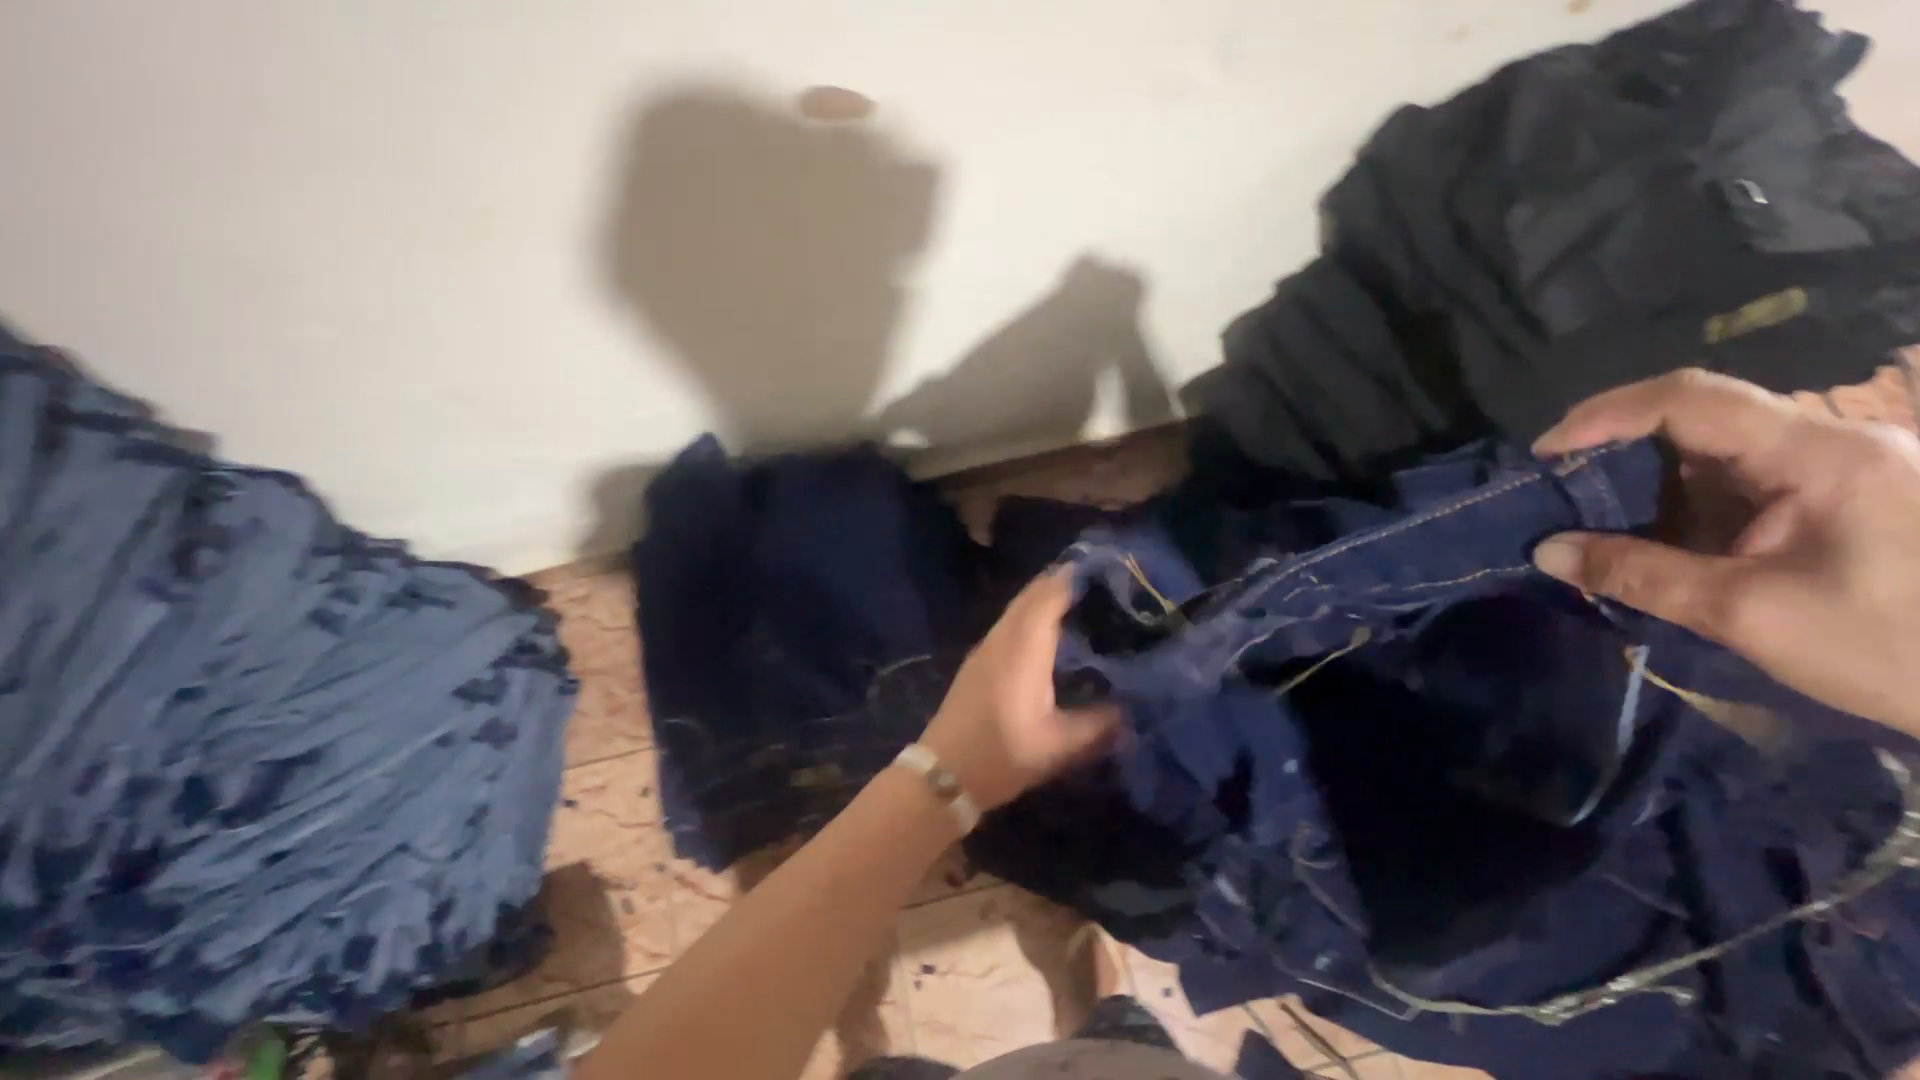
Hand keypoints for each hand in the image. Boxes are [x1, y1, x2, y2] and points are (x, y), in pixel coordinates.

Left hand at [919, 570, 1123, 810]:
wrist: (944, 774)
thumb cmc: (1001, 755)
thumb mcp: (1058, 746)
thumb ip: (1099, 725)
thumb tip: (1132, 711)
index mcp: (1023, 649)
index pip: (1049, 596)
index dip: (1075, 577)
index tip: (1107, 567)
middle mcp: (1002, 638)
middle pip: (1031, 595)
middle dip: (1063, 582)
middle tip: (1102, 581)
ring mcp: (985, 648)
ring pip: (1018, 609)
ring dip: (1046, 597)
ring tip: (1083, 601)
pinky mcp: (978, 662)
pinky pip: (1010, 624)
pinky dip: (1032, 615)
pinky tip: (1051, 632)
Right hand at [1531, 369, 1919, 736]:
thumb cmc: (1894, 649)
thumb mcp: (1747, 614)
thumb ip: (1639, 576)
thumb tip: (1546, 552)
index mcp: (1820, 454)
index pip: (1690, 398)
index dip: (1604, 414)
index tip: (1544, 454)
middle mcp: (1831, 444)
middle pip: (1698, 420)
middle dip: (1616, 452)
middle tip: (1556, 490)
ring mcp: (1838, 472)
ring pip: (1714, 455)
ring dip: (1645, 484)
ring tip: (1588, 521)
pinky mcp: (1837, 503)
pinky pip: (1739, 486)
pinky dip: (1681, 509)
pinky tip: (1649, 542)